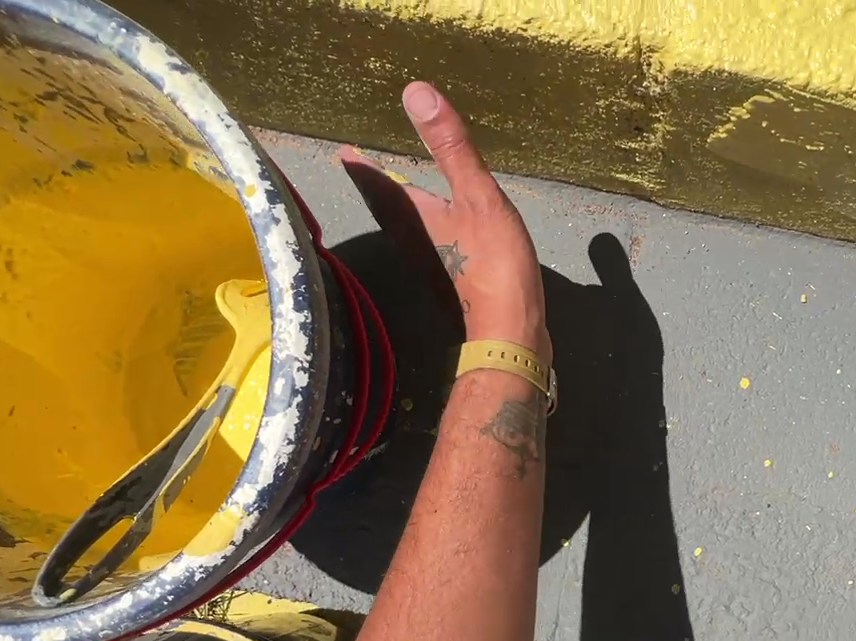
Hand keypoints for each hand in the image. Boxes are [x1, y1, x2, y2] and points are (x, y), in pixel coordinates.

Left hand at [339, 82, 549, 361]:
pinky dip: (428, 228)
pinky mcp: (452, 282)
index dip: (362, 164)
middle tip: (365, 166)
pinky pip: (431, 245)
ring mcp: (432, 266)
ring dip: (399, 209)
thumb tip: (415, 92)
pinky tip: (441, 226)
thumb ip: (451, 149)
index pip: (379, 183)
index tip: (345, 150)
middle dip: (376, 187)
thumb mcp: (478, 198)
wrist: (510, 334)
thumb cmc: (493, 265)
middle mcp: (413, 242)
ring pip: (407, 230)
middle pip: (387, 210)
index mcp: (414, 217)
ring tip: (398, 190)